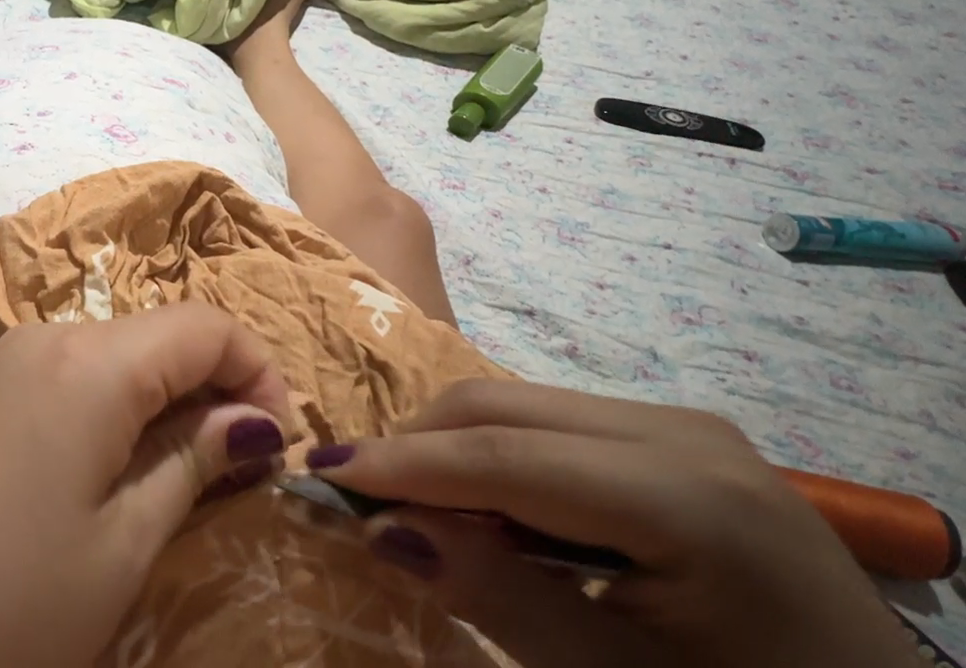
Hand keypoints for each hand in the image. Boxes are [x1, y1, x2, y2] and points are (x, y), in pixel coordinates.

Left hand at [0, 302, 292, 667]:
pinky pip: (59, 373)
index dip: (258, 371)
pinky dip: (103, 401)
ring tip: (175, 470)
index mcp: (89, 362)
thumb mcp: (122, 544)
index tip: (278, 442)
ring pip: (107, 351)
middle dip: (209, 385)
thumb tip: (254, 422)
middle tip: (235, 464)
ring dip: (156, 395)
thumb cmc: (10, 601)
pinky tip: (101, 463)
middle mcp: (42, 336)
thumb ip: (191, 462)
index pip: (203, 325)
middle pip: (154, 333)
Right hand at [309, 379, 920, 667]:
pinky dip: (493, 453)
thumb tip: (382, 530)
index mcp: (686, 497)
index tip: (316, 474)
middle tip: (355, 497)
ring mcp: (682, 423)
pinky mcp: (675, 434)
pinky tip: (485, 506)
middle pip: (498, 407)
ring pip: (515, 404)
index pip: (501, 456)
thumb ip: (497, 597)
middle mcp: (681, 430)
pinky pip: (549, 421)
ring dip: (448, 448)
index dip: (400, 463)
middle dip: (414, 446)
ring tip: (414, 507)